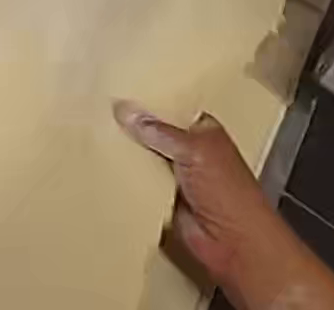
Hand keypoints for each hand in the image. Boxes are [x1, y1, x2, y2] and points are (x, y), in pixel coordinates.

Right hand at [114, 101, 333, 309]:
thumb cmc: (229, 193)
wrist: (237, 248)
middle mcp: (188, 148)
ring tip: (96, 127)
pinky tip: (105, 157)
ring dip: (127, 148)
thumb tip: (124, 110)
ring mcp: (174, 172)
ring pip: (144, 153)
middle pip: (153, 128)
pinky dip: (126, 172)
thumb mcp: (195, 150)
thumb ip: (159, 131)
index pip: (170, 104)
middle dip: (132, 122)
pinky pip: (138, 177)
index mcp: (201, 129)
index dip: (147, 97)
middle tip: (102, 106)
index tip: (119, 86)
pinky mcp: (162, 195)